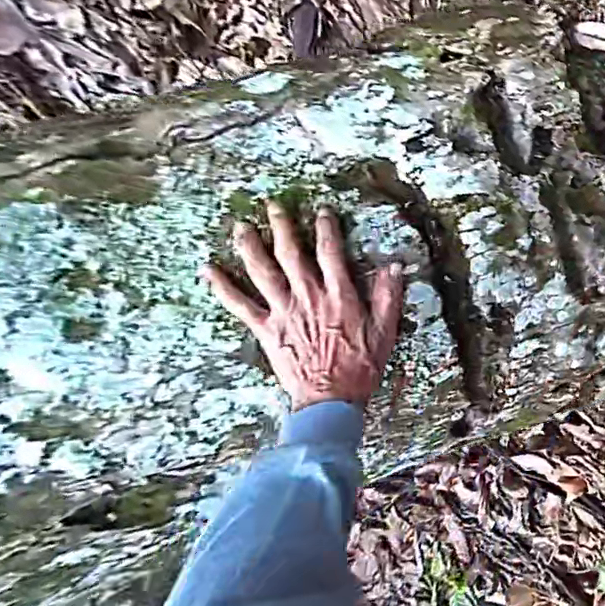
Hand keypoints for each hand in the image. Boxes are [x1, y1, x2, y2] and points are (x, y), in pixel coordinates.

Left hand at [203, 204, 404, 409]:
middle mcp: (308, 297)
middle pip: (291, 254)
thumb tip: (394, 267)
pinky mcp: (266, 329)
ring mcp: (284, 312)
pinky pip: (240, 304)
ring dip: (250, 246)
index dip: (326, 228)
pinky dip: (223, 286)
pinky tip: (210, 269)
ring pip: (262, 272)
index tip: (321, 212)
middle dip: (282, 227)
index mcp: (339, 296)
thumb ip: (388, 297)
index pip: (330, 252)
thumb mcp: (385, 332)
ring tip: (241, 226)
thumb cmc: (360, 367)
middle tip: (273, 206)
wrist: (330, 399)